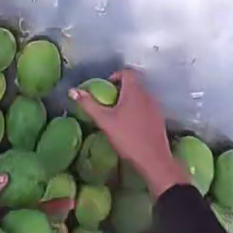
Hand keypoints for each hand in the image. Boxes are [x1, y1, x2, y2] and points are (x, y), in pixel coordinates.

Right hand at [71, 69, 191, 196]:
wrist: (153, 160)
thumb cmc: (127, 137)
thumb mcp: (104, 120)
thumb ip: (88, 104)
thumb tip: (73, 91)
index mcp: (135, 92)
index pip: (128, 72)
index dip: (116, 74)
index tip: (106, 86)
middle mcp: (148, 96)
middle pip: (134, 83)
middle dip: (121, 88)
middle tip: (108, 100)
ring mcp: (156, 108)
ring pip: (141, 95)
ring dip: (129, 99)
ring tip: (117, 113)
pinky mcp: (159, 119)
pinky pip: (147, 106)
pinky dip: (137, 109)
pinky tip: (130, 124)